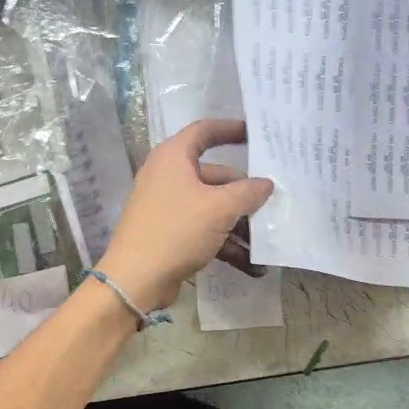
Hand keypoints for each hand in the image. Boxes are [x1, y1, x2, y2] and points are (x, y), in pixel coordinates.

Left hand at [95, 119, 273, 311]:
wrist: (136, 279)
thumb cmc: (177, 231)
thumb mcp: (219, 208)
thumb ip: (247, 192)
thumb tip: (266, 184)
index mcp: (173, 157)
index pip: (204, 131)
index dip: (230, 129)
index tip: (256, 134)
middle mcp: (166, 176)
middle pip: (213, 175)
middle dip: (243, 190)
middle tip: (272, 199)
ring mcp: (165, 207)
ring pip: (209, 205)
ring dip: (237, 221)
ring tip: (266, 236)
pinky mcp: (167, 233)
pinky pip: (201, 229)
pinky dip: (223, 241)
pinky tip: (249, 261)